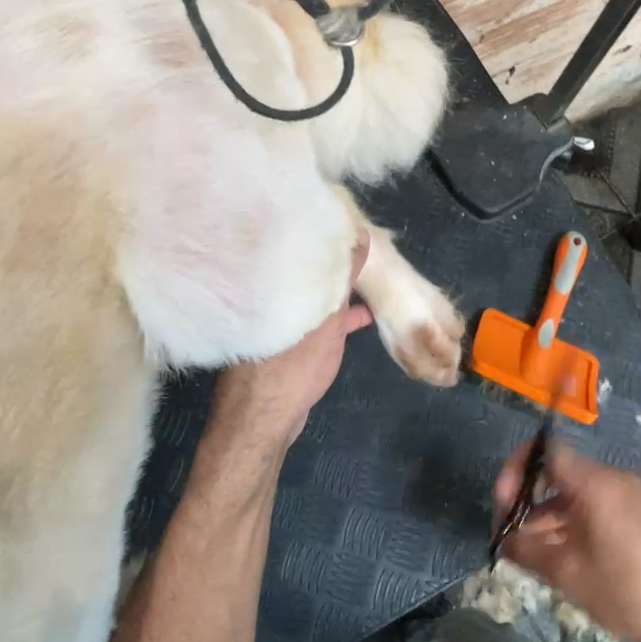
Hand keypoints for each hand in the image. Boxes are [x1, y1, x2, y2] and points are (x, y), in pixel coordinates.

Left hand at [209, 239, 372, 454]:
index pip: (303, 248)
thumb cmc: (294, 366)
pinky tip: (364, 315)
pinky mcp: (287, 343)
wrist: (266, 419)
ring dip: (341, 290)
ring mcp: (279, 321)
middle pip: (308, 271)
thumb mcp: (326, 321)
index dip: (328, 234)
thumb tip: (360, 236)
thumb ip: (342, 280)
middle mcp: (272, 298)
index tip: (353, 222)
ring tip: (374, 281)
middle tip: (370, 248)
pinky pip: (317, 319)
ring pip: (315, 296)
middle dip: (336, 261)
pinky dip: (339, 317)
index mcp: (276, 285)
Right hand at [493, 443, 640, 641]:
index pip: (546, 451)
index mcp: (597, 484)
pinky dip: (570, 523)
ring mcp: (630, 497)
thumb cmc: (626, 594)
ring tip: (529, 551)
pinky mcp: (639, 516)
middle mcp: (614, 480)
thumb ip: (525, 548)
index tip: (503, 503)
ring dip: (547, 515)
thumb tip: (503, 539)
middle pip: (558, 472)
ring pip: (574, 493)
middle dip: (527, 498)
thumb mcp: (566, 573)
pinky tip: (558, 554)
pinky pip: (594, 506)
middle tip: (509, 532)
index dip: (516, 469)